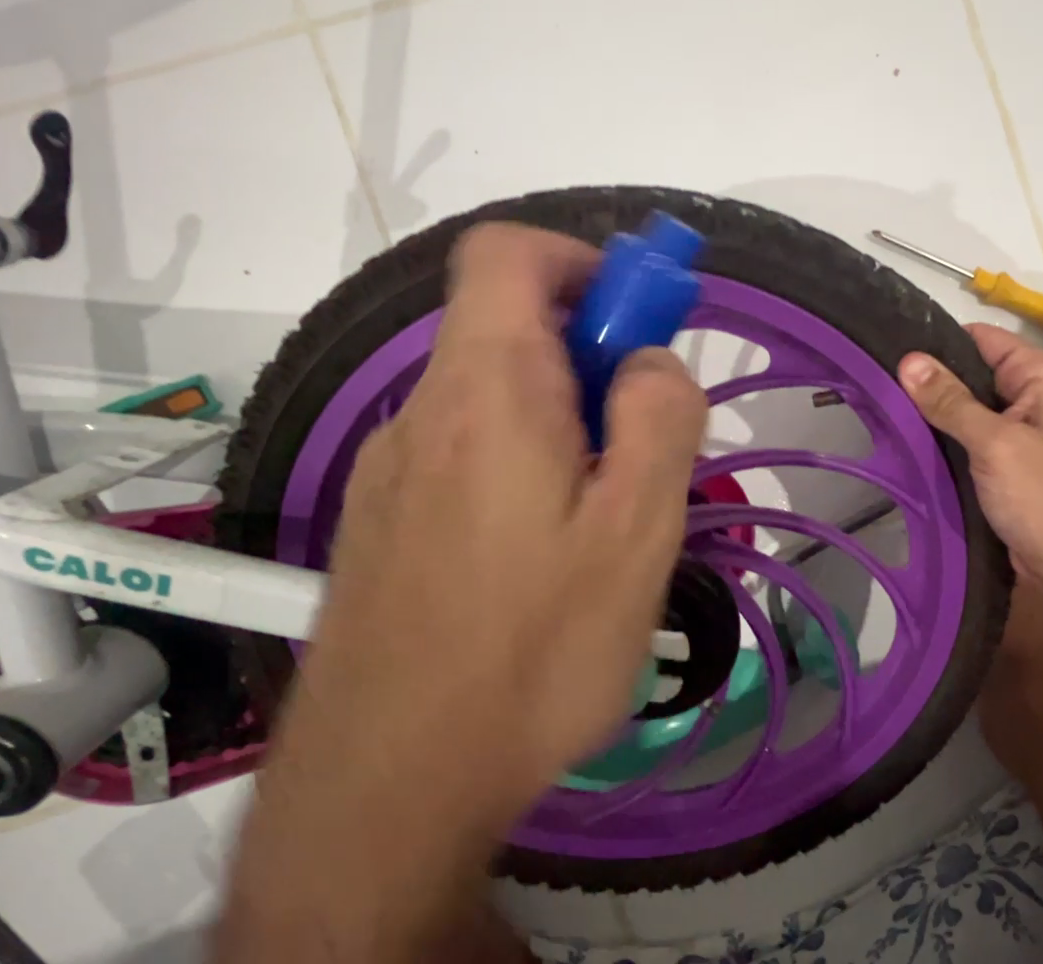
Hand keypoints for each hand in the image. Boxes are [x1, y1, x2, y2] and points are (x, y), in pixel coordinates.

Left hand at [293, 223, 708, 817]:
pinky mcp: (383, 528)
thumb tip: (649, 362)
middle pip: (509, 332)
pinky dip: (521, 473)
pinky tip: (545, 566)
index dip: (583, 261)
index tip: (640, 324)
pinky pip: (465, 461)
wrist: (388, 787)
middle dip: (593, 363)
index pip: (509, 254)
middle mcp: (425, 413)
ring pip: (494, 405)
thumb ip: (660, 419)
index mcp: (486, 390)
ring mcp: (392, 473)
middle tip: (647, 450)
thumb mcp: (637, 532)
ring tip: (606, 528)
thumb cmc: (533, 651)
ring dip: (563, 428)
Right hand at [897, 324, 1042, 611]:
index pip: (982, 339)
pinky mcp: (1011, 463)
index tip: (889, 350)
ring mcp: (1024, 431)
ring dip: (935, 415)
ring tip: (883, 409)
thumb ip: (950, 402)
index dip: (938, 343)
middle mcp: (1036, 395)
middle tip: (877, 384)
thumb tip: (909, 361)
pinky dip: (946, 442)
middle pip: (973, 373)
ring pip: (968, 409)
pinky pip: (972, 440)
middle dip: (930, 381)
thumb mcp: (995, 444)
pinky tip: (909, 442)